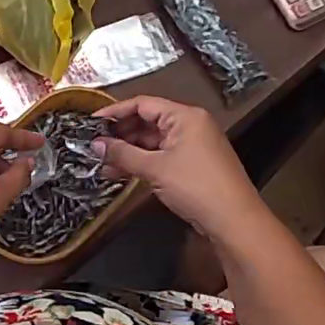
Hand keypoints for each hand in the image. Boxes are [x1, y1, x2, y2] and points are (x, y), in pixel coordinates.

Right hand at [91, 96, 267, 240]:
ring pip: (152, 141)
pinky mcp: (191, 163)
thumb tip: (95, 144)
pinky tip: (120, 172)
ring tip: (102, 162)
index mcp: (185, 116)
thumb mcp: (154, 168)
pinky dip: (141, 161)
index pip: (142, 104)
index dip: (114, 112)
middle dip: (120, 134)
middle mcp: (190, 125)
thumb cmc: (195, 186)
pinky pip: (160, 155)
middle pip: (147, 121)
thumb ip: (122, 153)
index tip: (91, 123)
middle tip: (94, 145)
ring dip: (128, 150)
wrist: (233, 219)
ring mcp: (191, 145)